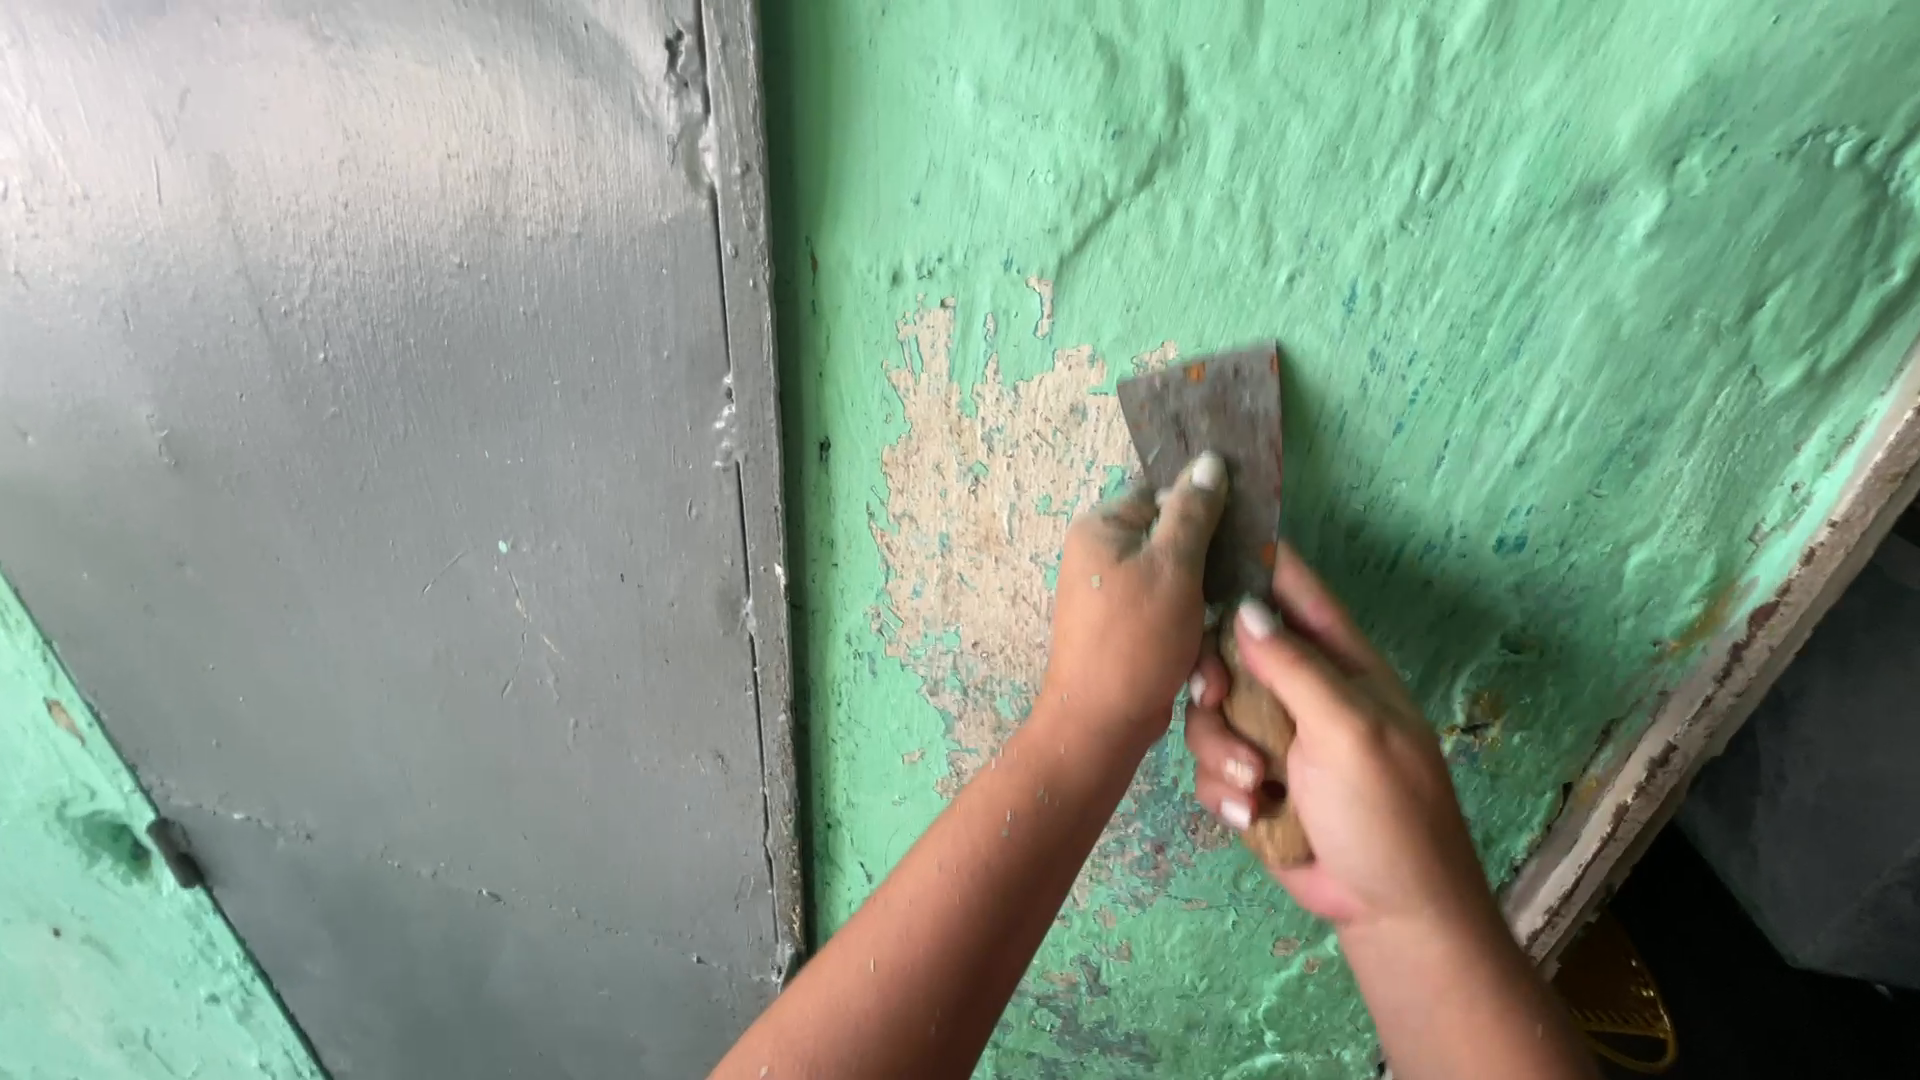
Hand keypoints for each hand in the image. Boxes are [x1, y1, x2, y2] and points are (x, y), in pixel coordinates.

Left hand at [1038, 452, 1227, 740]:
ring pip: (1180, 586)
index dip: (1202, 512)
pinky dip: (1186, 640)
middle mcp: (1101, 553)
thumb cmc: (1136, 638)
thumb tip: (1210, 461)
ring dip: (1201, 618)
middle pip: (1175, 542)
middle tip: (1223, 606)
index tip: (1237, 538)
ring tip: (1203, 651)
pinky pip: (1169, 616)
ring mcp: (1112, 591)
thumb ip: (1193, 512)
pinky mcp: (1126, 625)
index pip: (1161, 494)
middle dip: (1206, 580)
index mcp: (1102, 526)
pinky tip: (1195, 670)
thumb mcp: (1173, 567)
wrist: (1103, 722)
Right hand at [1184, 544, 1493, 935]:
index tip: (1205, 543)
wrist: (1387, 911)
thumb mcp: (1347, 731)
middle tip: (1214, 698)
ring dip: (1220, 748)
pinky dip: (1225, 788)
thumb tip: (1247, 608)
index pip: (1295, 590)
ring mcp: (1272, 734)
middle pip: (1229, 649)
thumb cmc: (1386, 812)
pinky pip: (1208, 761)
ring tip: (1254, 784)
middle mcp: (1300, 689)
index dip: (1256, 559)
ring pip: (1209, 709)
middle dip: (1214, 676)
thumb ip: (1295, 667)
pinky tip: (1255, 813)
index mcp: (1340, 663)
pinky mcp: (1250, 775)